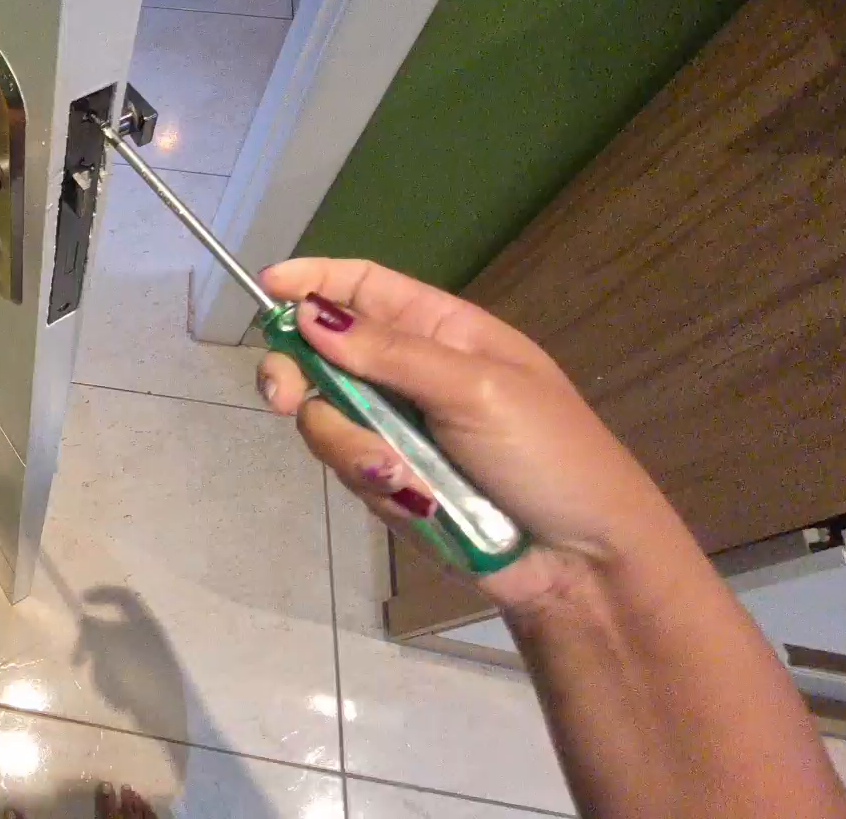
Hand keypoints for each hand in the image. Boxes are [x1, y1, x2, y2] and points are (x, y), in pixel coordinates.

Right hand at [254, 258, 689, 610]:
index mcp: (436, 330)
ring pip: (319, 411)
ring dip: (348, 443)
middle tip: (283, 398)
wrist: (581, 566)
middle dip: (292, 370)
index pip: (359, 285)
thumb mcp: (476, 390)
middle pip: (316, 348)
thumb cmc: (549, 456)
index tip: (265, 285)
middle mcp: (400, 369)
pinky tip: (411, 496)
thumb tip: (307, 313)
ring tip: (399, 474)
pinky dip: (367, 477)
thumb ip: (388, 352)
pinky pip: (340, 460)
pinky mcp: (380, 470)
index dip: (310, 279)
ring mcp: (387, 422)